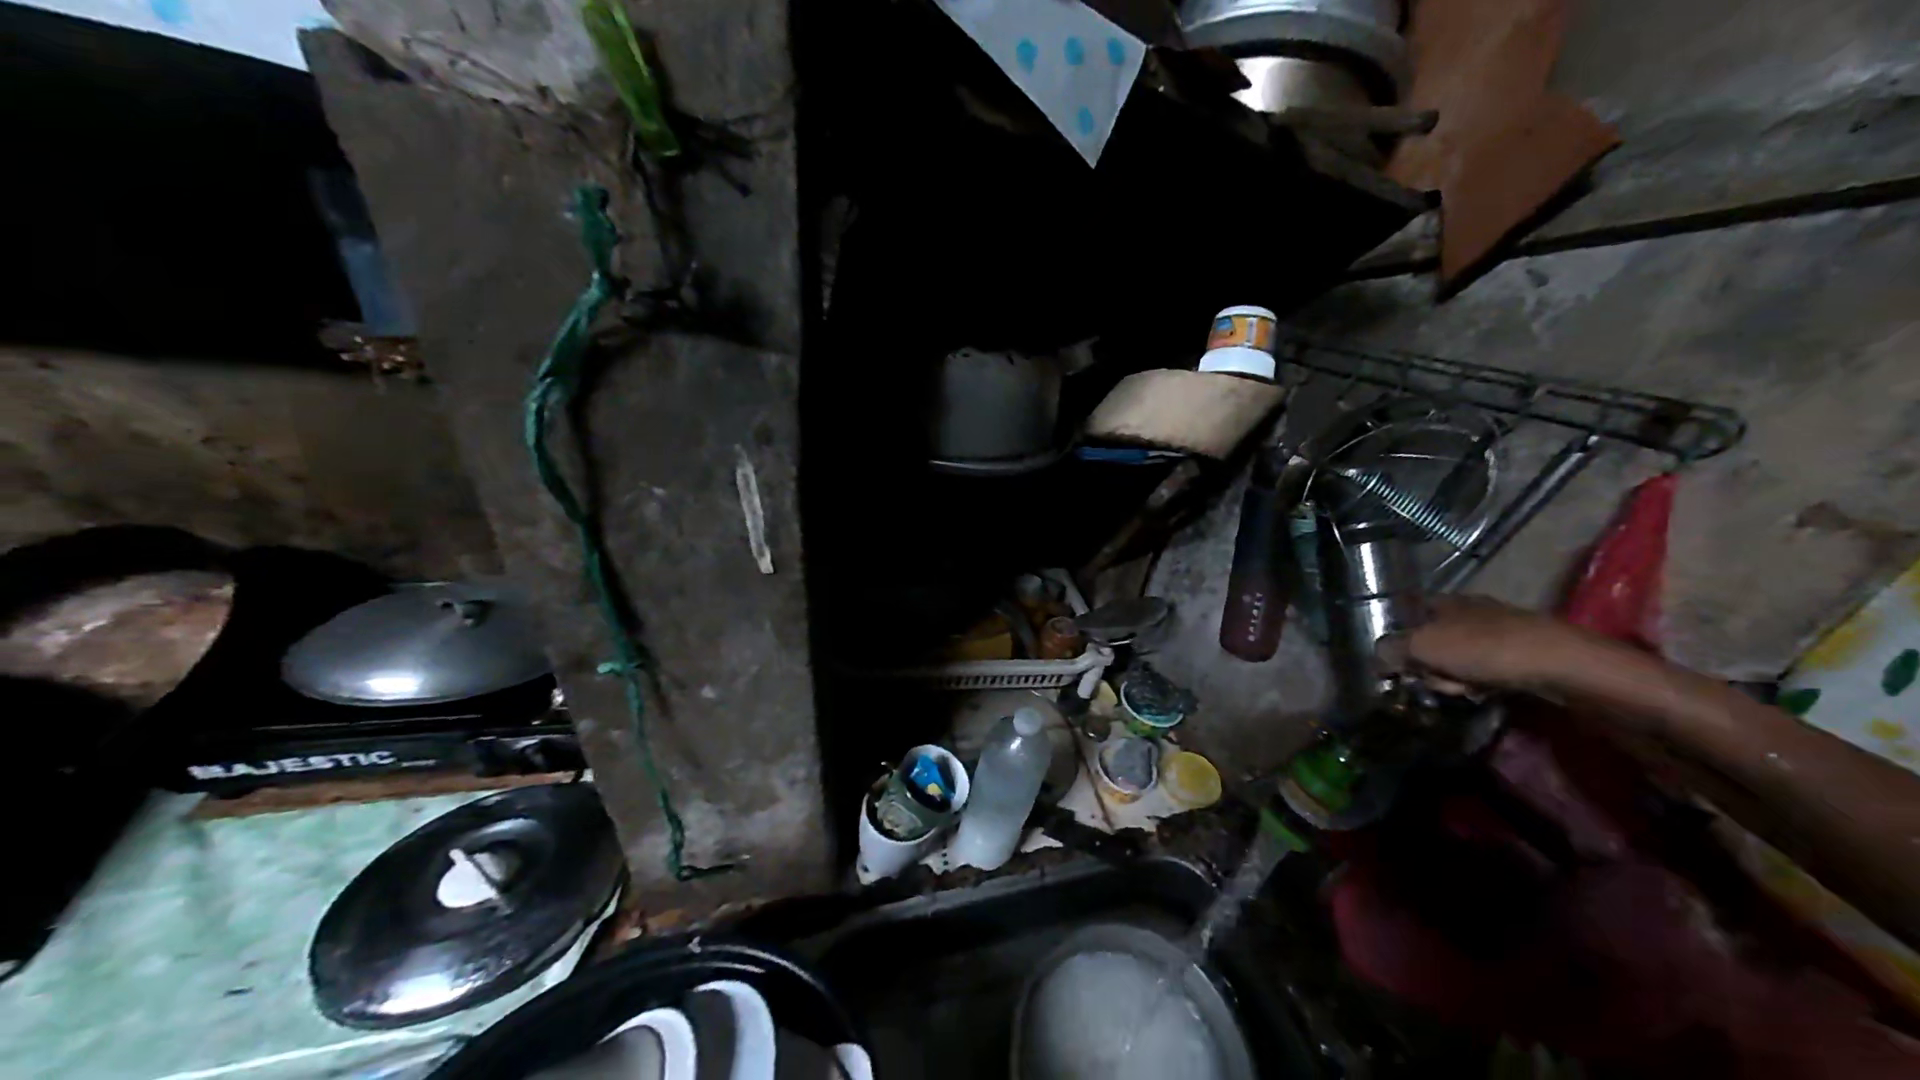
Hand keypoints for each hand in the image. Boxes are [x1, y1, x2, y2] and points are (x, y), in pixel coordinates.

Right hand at [1377, 595, 1592, 694]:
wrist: (1560, 664)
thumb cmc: (1482, 648)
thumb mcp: (1422, 647)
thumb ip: (1390, 649)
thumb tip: (1377, 656)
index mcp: (1443, 601)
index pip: (1408, 612)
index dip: (1397, 636)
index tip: (1396, 662)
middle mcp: (1468, 610)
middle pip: (1430, 639)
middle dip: (1426, 665)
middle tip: (1432, 680)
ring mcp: (1497, 630)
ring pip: (1456, 657)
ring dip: (1452, 677)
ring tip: (1464, 690)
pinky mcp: (1521, 653)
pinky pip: (1484, 668)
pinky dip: (1480, 682)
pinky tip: (1485, 693)